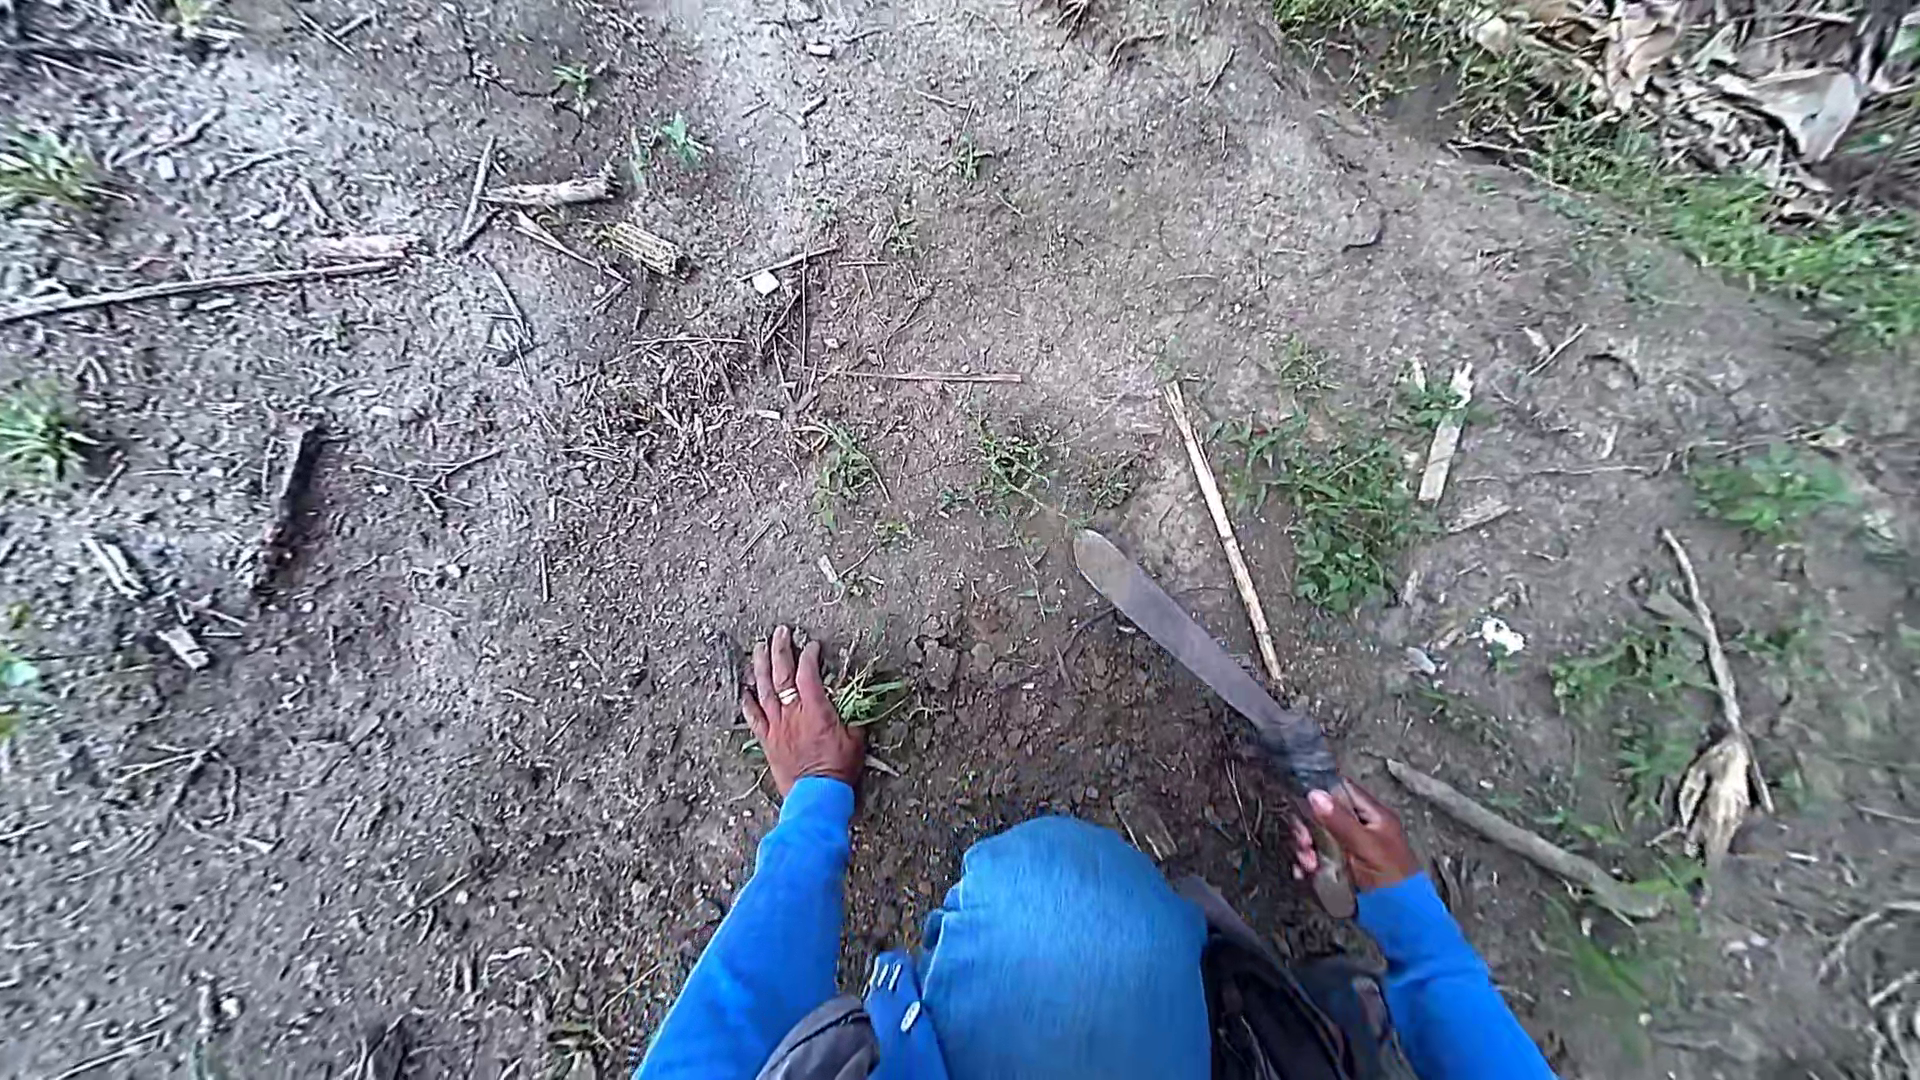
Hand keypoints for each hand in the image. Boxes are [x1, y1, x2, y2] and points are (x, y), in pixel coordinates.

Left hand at [741, 625, 863, 796]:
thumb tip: (856, 700)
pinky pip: (754, 717)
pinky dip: (748, 701)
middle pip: (782, 674)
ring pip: (765, 689)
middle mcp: (792, 713)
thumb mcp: (856, 738)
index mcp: (815, 709)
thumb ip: (854, 715)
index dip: (809, 655)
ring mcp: (777, 726)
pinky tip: (745, 688)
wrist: (817, 797)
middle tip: (781, 632)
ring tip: (760, 648)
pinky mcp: (768, 740)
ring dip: (762, 666)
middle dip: (781, 649)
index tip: (813, 645)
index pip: (808, 673)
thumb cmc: (838, 768)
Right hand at [1290, 779, 1419, 892]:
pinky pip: (1314, 855)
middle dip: (1307, 826)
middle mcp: (1358, 827)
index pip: (1341, 788)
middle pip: (1320, 812)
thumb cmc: (1393, 885)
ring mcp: (1347, 847)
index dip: (1319, 789)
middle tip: (1304, 842)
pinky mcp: (1338, 865)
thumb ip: (1341, 821)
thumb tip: (1313, 793)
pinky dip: (1306, 862)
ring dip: (1305, 847)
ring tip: (1308, 864)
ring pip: (1313, 834)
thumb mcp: (1367, 848)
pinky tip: (1305, 871)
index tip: (1300, 800)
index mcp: (1372, 816)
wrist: (1405, 930)